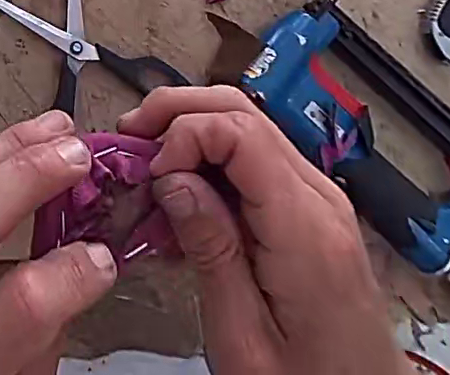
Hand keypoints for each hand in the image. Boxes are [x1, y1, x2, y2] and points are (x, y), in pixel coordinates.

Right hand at [119, 86, 404, 374]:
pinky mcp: (309, 202)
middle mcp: (317, 193)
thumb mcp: (244, 339)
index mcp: (305, 226)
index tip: (149, 170)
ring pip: (246, 124)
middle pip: (243, 112)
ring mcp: (317, 193)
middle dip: (180, 110)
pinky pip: (253, 157)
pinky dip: (209, 157)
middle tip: (132, 136)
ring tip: (148, 165)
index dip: (186, 133)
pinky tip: (180, 190)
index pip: (242, 133)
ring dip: (191, 129)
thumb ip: (209, 250)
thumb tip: (171, 177)